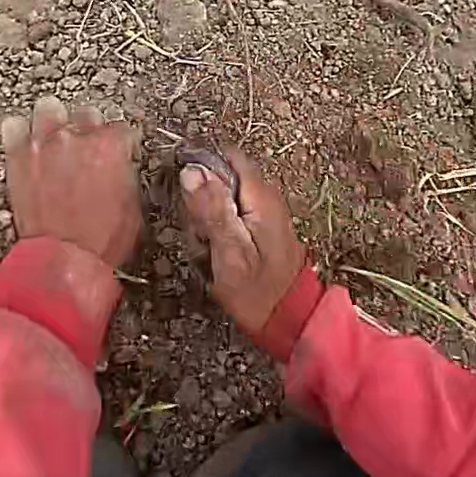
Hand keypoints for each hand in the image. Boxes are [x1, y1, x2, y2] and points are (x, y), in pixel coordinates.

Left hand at [1, 99, 143, 267]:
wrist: (63, 259)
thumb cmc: (101, 238)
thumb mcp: (132, 202)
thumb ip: (125, 171)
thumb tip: (122, 165)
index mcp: (112, 145)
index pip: (121, 127)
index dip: (121, 141)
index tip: (119, 151)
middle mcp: (78, 136)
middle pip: (86, 112)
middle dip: (89, 128)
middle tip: (88, 145)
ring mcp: (44, 144)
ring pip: (49, 108)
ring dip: (54, 121)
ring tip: (56, 136)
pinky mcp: (17, 157)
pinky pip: (14, 127)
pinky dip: (20, 132)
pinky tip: (27, 142)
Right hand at [179, 148, 304, 335]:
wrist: (288, 319)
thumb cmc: (259, 292)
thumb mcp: (229, 252)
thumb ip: (213, 210)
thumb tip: (193, 172)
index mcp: (261, 197)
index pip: (229, 157)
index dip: (203, 168)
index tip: (186, 192)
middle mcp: (267, 197)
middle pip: (223, 178)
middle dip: (203, 201)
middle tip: (201, 233)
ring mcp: (265, 211)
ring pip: (224, 199)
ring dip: (209, 220)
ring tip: (210, 248)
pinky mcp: (261, 226)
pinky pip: (231, 217)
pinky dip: (219, 232)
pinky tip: (218, 254)